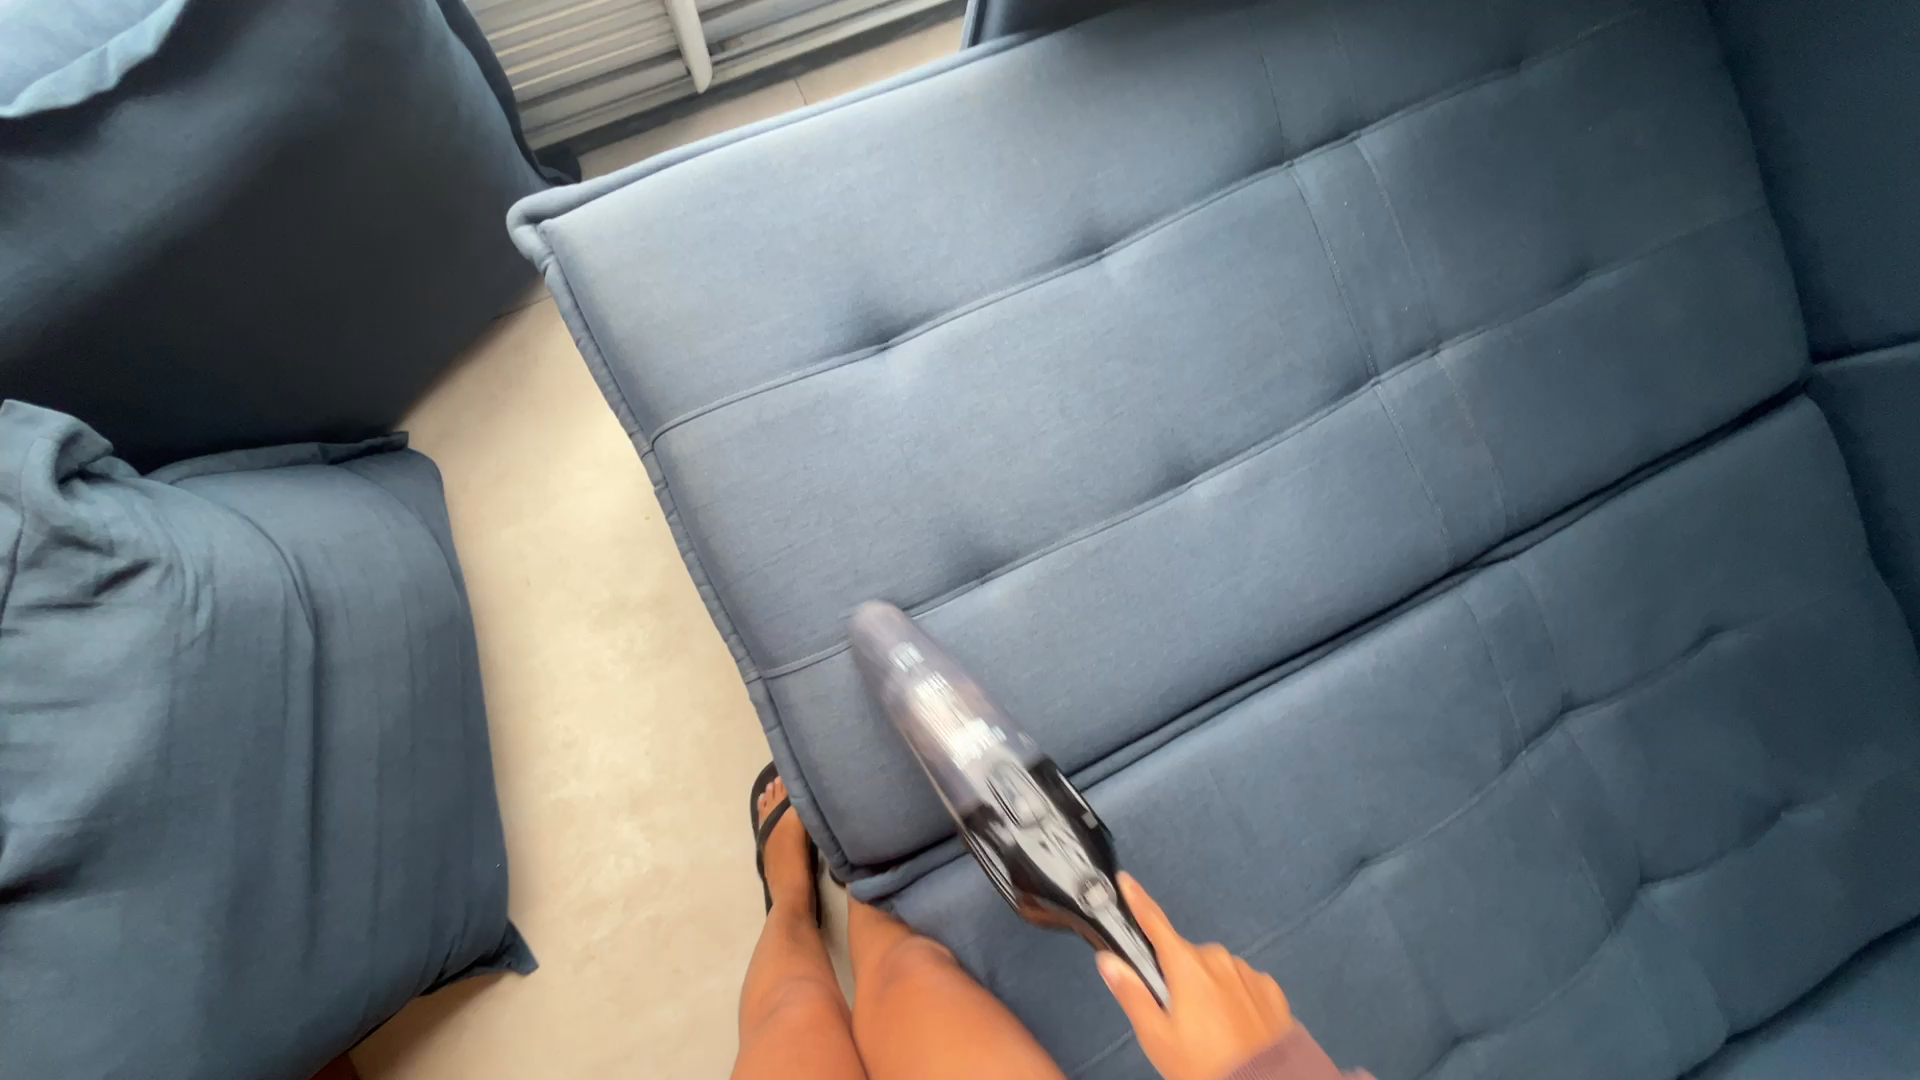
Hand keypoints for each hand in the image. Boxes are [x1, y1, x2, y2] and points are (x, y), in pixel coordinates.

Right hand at [1097, 873, 1294, 1079]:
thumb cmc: (1205, 1066)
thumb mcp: (1158, 1038)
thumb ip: (1131, 994)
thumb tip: (1108, 959)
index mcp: (1185, 965)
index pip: (1154, 921)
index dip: (1137, 899)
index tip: (1126, 879)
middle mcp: (1216, 958)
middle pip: (1185, 958)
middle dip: (1178, 978)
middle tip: (1179, 1020)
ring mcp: (1247, 972)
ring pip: (1214, 971)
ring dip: (1208, 990)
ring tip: (1213, 1034)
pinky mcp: (1272, 991)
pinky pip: (1242, 985)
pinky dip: (1236, 1000)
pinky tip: (1239, 1030)